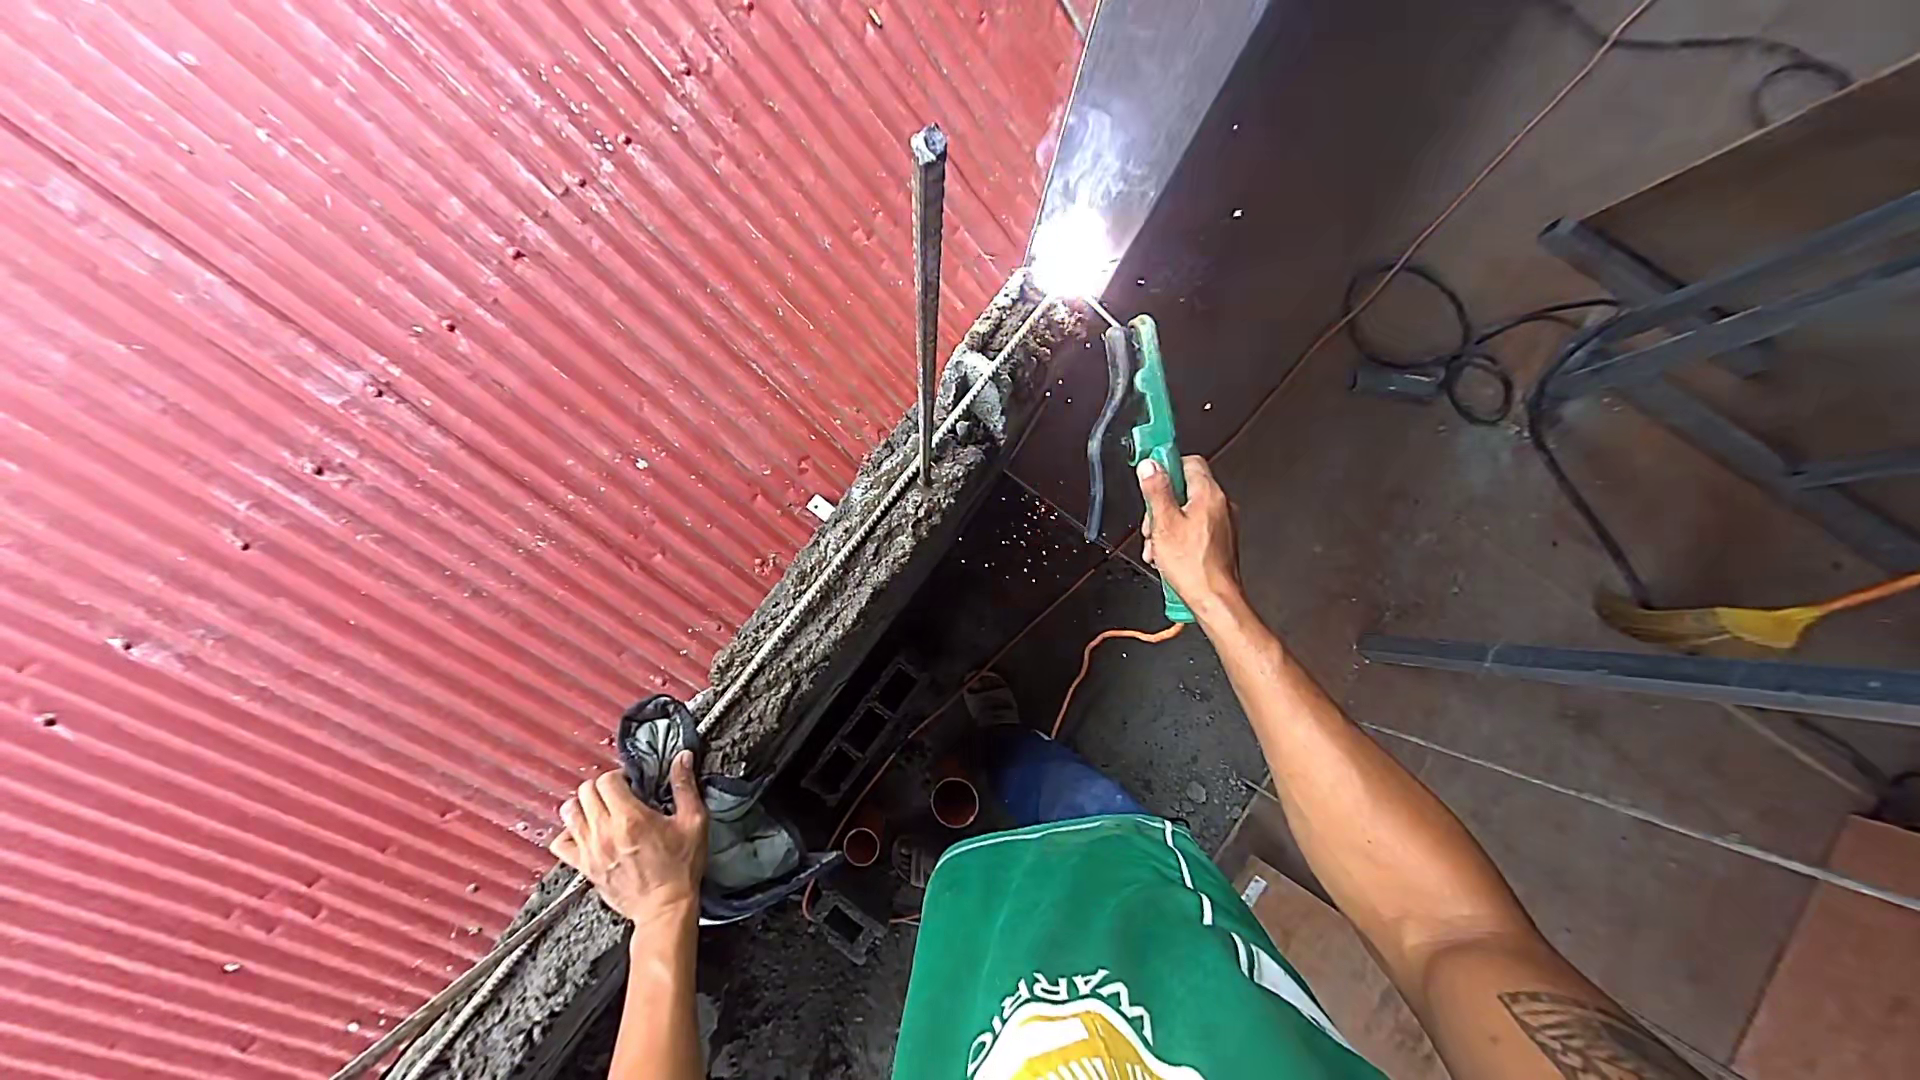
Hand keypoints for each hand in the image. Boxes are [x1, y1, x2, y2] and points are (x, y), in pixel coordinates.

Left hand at [551, 754, 707, 928]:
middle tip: (619, 794)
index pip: (607, 780)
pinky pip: (561, 843)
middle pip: (585, 792)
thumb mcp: (694, 821)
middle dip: (602, 787)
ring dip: (584, 805)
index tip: (632, 783)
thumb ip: (685, 786)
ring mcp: (590, 851)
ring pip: (569, 813)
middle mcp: (604, 832)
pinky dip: (570, 831)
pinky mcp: (583, 867)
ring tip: (603, 809)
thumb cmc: (681, 866)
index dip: (620, 775)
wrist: (664, 907)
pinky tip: (588, 831)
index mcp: (631, 818)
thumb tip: (682, 758)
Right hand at [1138, 455, 1242, 616]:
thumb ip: (1156, 491)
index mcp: (1209, 495)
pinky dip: (1176, 537)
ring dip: (1164, 525)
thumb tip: (1150, 466)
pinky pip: (1192, 528)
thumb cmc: (1195, 567)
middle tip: (1151, 522)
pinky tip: (1167, 554)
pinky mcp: (1217, 540)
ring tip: (1157, 545)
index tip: (1150, 471)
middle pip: (1182, 489)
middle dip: (1160, 505)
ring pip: (1184, 511)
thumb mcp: (1164, 524)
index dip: (1165, 465)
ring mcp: (1220, 523)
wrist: (1214, 599)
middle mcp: (1220, 505)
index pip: (1187, 462)